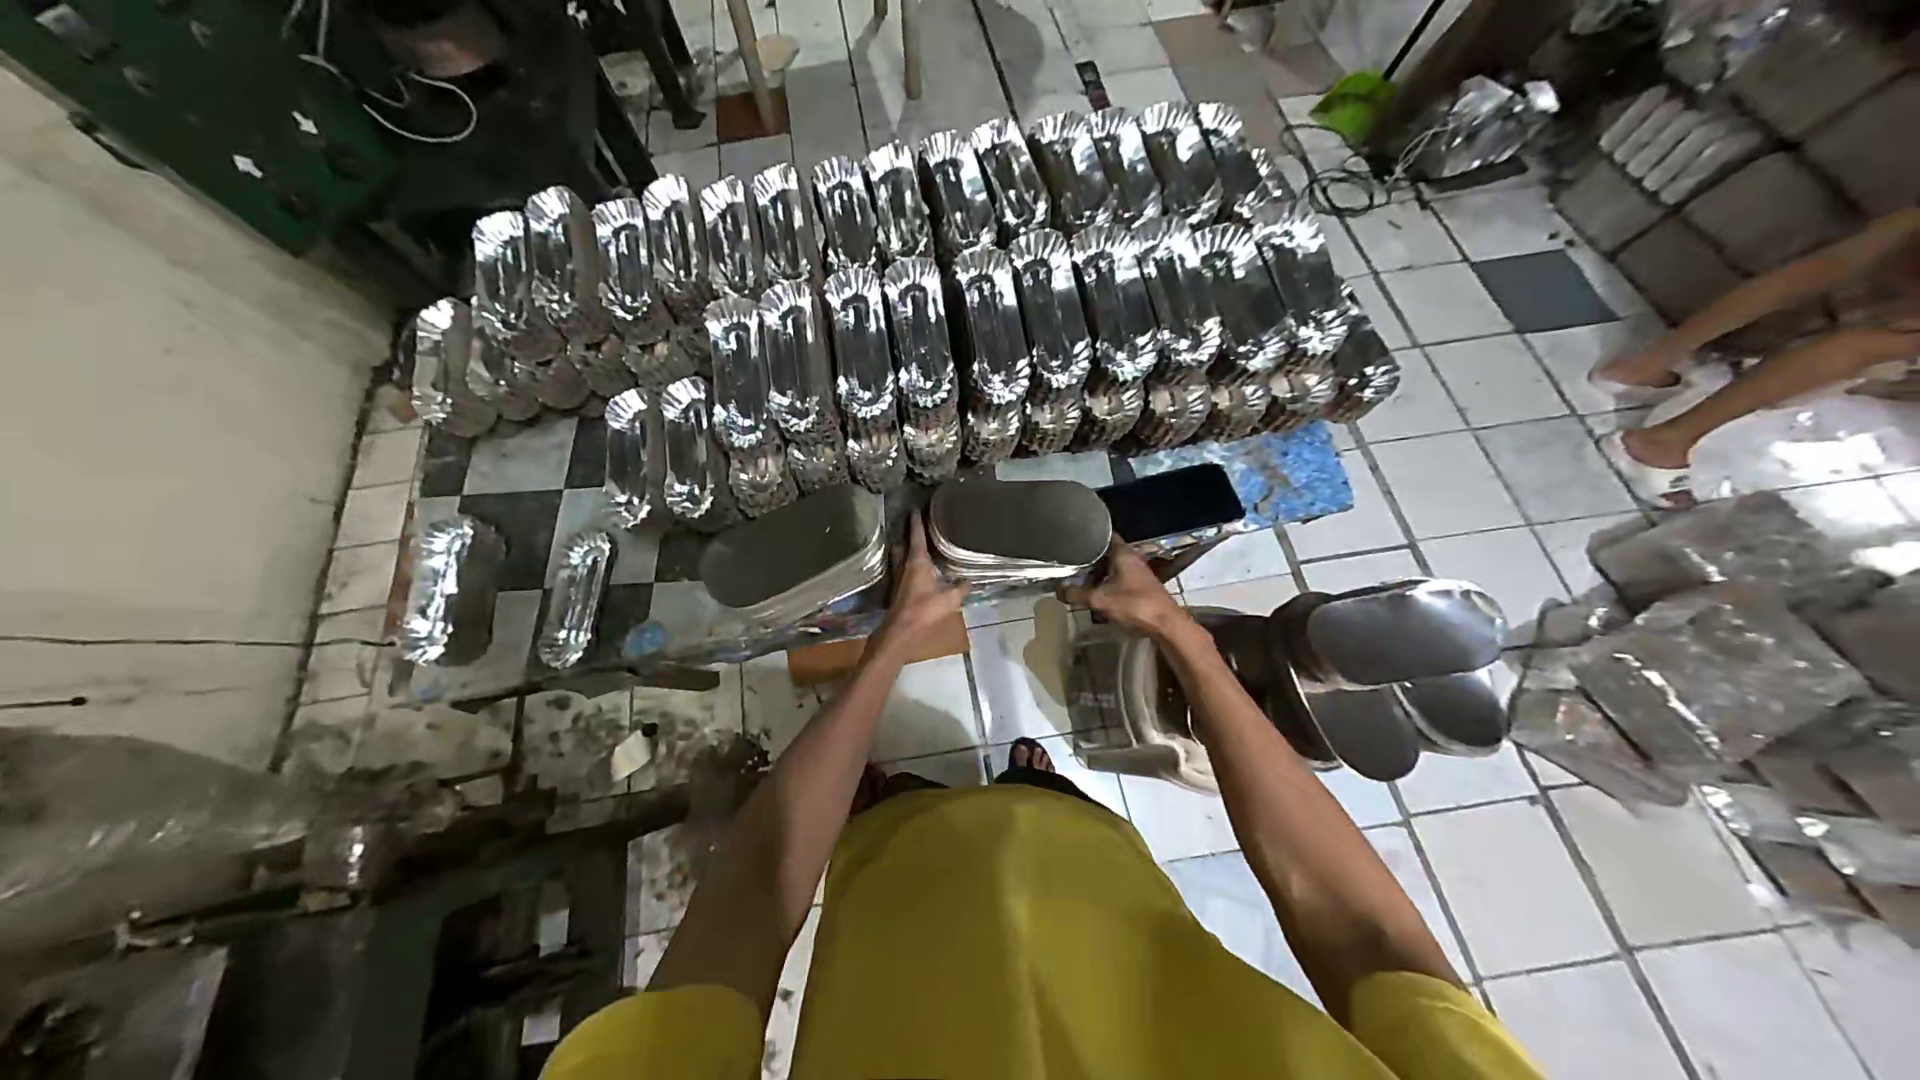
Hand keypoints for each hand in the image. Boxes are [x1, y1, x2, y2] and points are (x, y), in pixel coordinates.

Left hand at [875, 512, 967, 653]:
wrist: (901, 630)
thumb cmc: (924, 609)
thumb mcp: (950, 598)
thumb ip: (961, 586)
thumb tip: (971, 578)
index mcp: (917, 561)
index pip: (917, 535)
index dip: (917, 521)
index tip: (916, 508)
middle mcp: (905, 564)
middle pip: (906, 543)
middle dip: (910, 532)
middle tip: (918, 522)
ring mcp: (899, 576)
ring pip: (903, 555)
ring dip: (908, 547)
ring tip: (918, 540)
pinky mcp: (899, 587)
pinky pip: (904, 567)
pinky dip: (909, 561)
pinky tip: (918, 565)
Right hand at [1059, 536, 1194, 639]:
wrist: (1166, 624)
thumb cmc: (1134, 605)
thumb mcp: (1100, 600)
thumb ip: (1077, 594)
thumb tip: (1059, 590)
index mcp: (1122, 553)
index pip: (1105, 535)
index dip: (1089, 536)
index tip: (1074, 539)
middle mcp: (1132, 558)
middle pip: (1107, 553)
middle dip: (1090, 559)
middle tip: (1072, 565)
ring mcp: (1139, 573)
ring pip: (1114, 567)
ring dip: (1099, 574)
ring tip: (1082, 582)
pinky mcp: (1143, 587)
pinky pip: (1120, 579)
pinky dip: (1108, 584)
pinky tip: (1099, 595)